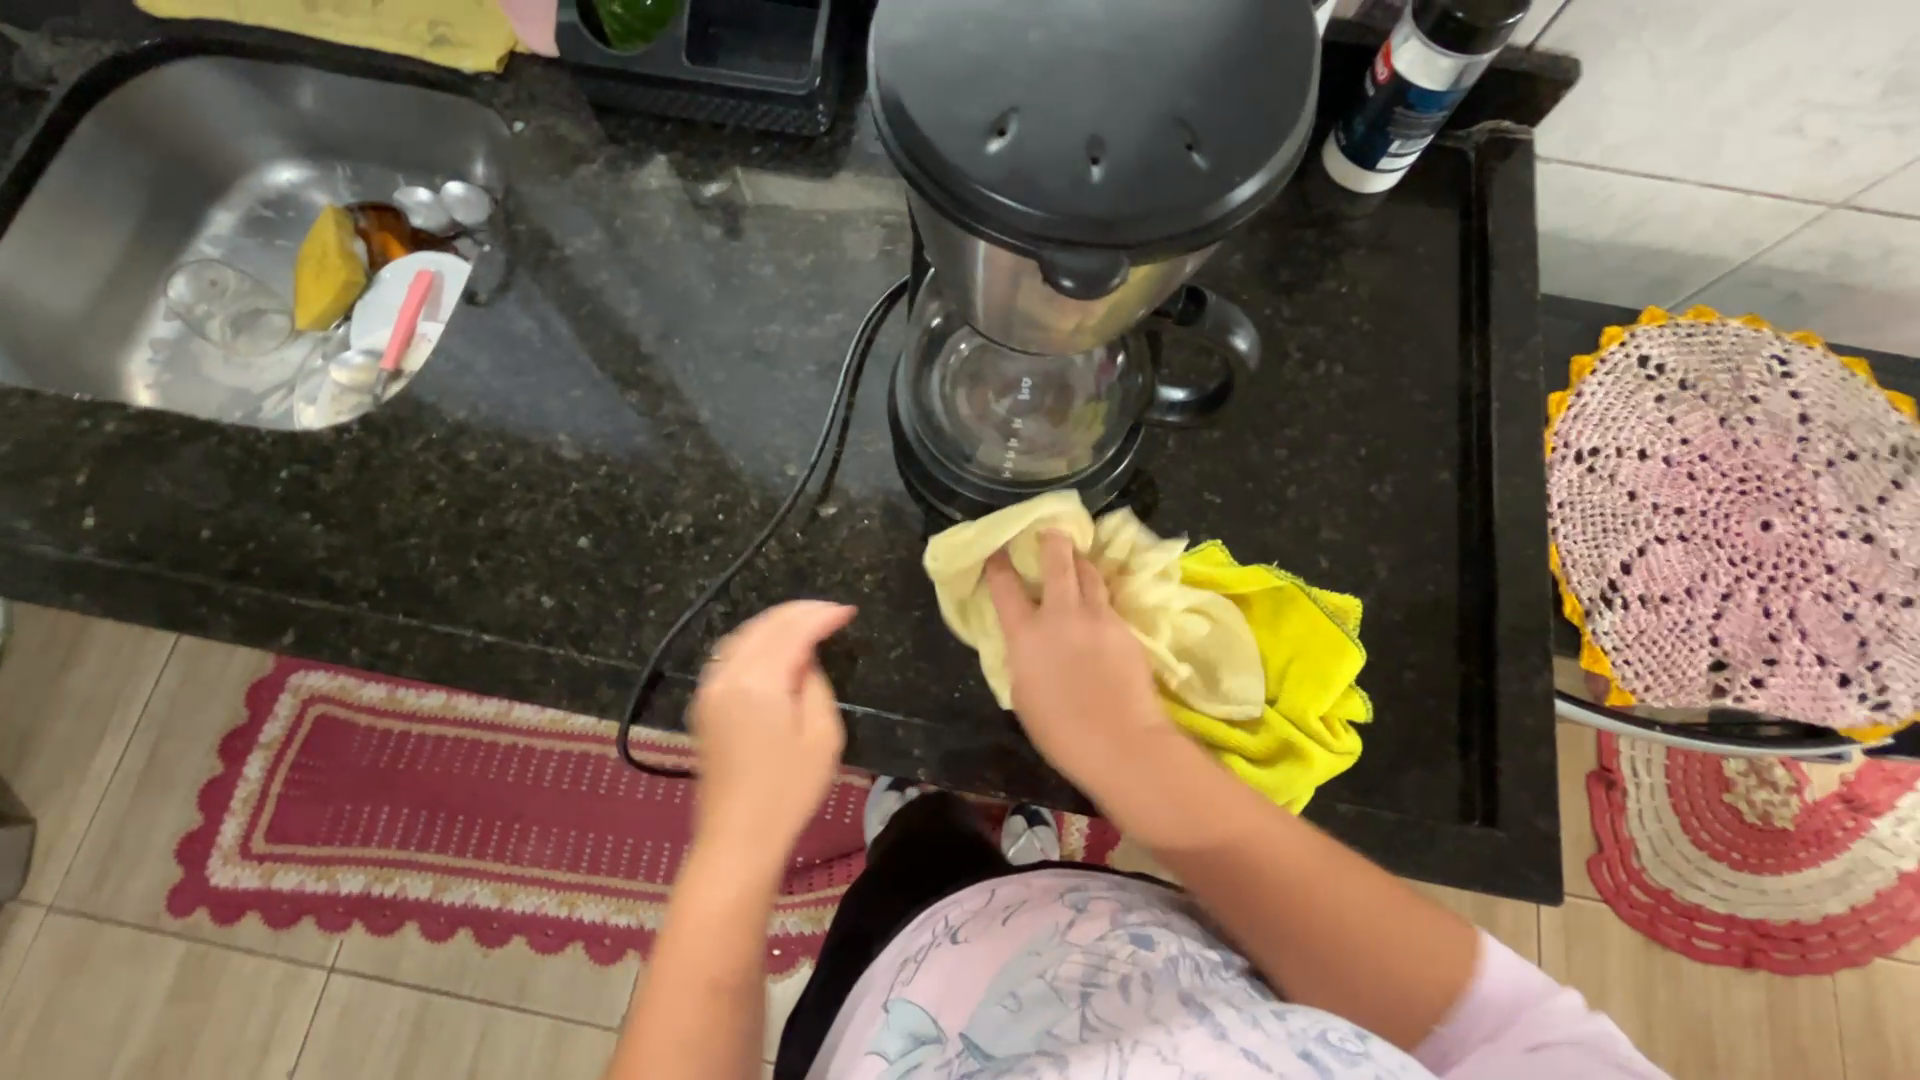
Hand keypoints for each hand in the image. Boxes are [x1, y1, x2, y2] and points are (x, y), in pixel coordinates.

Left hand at [689, 600, 855, 863]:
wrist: (738, 837)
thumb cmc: (789, 791)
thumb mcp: (823, 736)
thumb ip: (814, 685)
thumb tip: (805, 660)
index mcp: (758, 682)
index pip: (793, 631)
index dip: (822, 616)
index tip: (849, 612)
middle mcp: (727, 676)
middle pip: (764, 626)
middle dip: (799, 612)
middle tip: (832, 612)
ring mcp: (709, 690)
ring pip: (742, 636)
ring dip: (775, 623)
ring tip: (807, 622)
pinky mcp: (703, 705)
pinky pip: (729, 655)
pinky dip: (754, 641)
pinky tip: (773, 647)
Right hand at [983, 531, 1174, 794]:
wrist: (1121, 742)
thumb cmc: (1060, 731)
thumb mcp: (1023, 694)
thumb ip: (1023, 658)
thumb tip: (1029, 643)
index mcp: (1026, 635)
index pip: (1005, 586)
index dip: (998, 564)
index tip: (997, 551)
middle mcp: (1061, 615)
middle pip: (1058, 561)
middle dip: (1052, 539)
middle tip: (1050, 530)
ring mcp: (1098, 618)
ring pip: (1090, 574)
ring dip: (1080, 562)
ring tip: (1077, 559)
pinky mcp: (1126, 629)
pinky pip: (1109, 603)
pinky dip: (1099, 598)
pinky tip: (1099, 608)